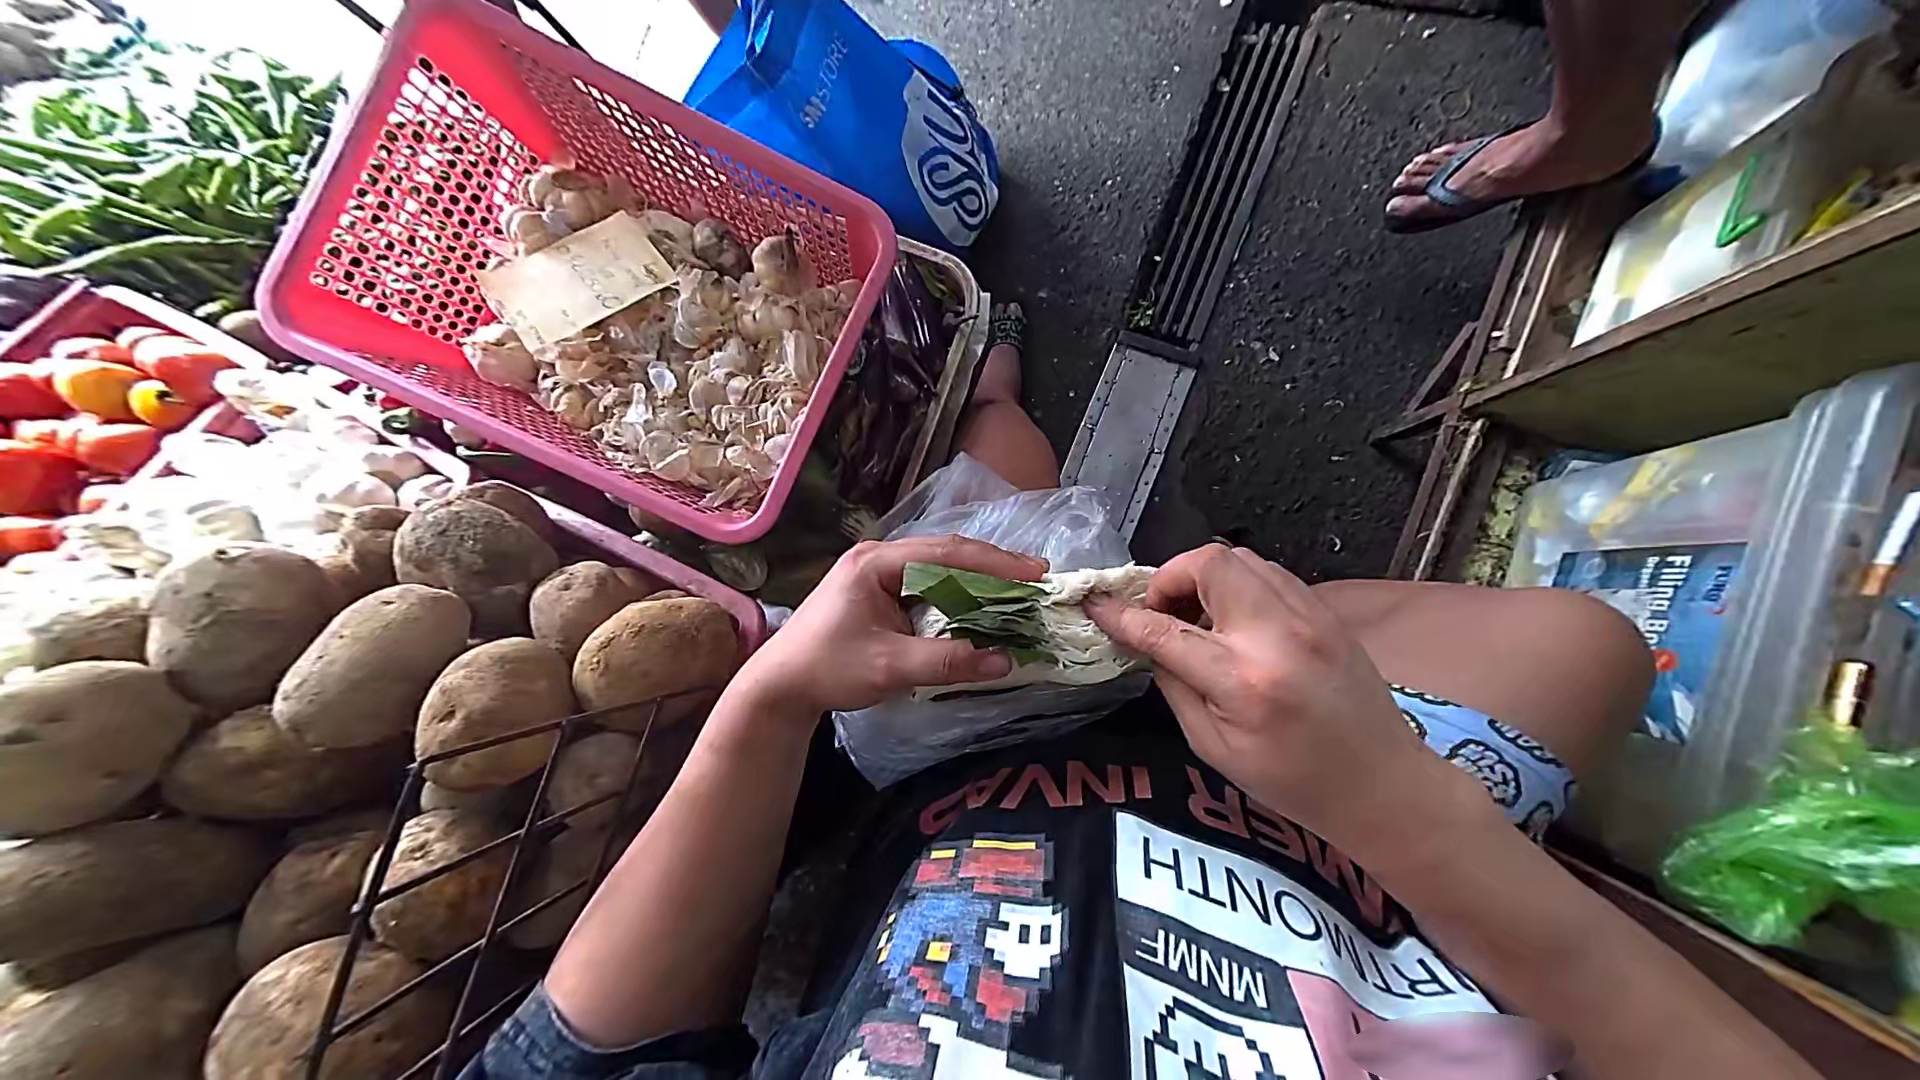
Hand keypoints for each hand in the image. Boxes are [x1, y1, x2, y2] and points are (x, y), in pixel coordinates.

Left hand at [732, 536, 1046, 720]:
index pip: (946, 553)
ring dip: (977, 579)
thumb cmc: (828, 669)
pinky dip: (958, 594)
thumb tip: (1005, 661)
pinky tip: (981, 605)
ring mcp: (879, 574)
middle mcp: (879, 558)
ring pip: (940, 568)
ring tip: (1017, 588)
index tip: (1033, 572)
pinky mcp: (882, 593)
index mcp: (877, 562)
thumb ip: (948, 662)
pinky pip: (928, 586)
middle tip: (1035, 576)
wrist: (781, 686)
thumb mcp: (890, 667)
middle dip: (991, 565)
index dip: (993, 561)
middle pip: (946, 553)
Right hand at [1087, 545, 1490, 854]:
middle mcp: (1279, 634)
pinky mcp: (1326, 611)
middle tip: (1162, 611)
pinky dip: (1236, 585)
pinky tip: (1232, 620)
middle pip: (1209, 562)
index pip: (1164, 629)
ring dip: (1203, 578)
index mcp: (1244, 680)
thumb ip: (1171, 681)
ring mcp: (1311, 616)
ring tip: (1196, 616)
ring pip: (1239, 558)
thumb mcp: (1209, 744)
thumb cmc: (1289, 781)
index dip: (1121, 614)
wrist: (1382, 785)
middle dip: (1170, 577)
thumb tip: (1145, 638)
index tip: (1097, 605)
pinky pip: (1267, 572)